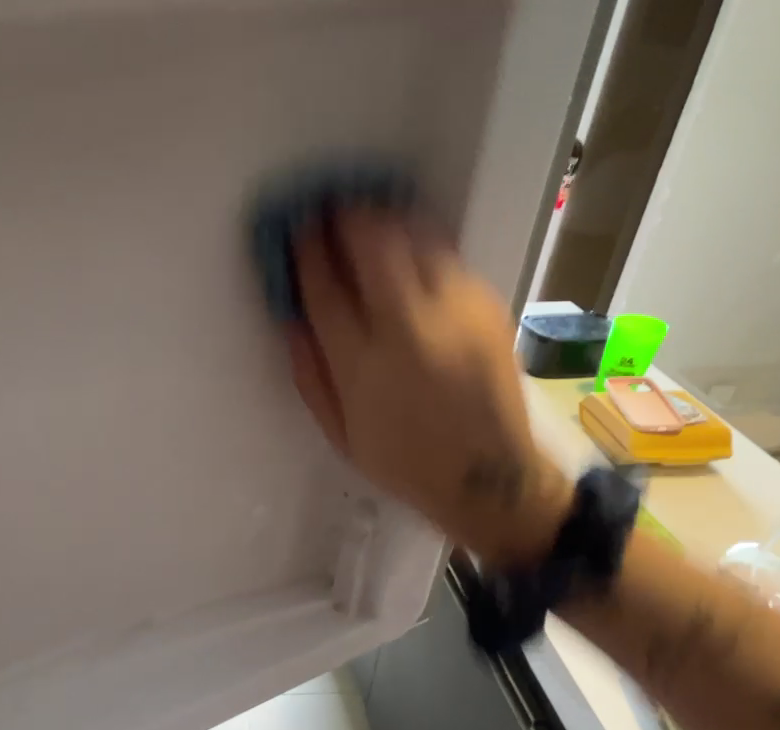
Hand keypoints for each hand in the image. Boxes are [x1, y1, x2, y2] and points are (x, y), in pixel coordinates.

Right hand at [289, 209, 570, 565]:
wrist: (490, 476)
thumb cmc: (403, 461)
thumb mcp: (339, 433)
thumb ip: (309, 375)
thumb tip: (289, 319)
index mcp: (363, 366)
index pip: (326, 289)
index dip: (308, 251)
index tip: (297, 226)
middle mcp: (410, 328)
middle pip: (374, 245)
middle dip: (348, 217)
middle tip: (332, 203)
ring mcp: (455, 311)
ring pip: (417, 238)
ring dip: (387, 218)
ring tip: (369, 209)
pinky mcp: (487, 304)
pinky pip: (447, 256)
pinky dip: (422, 241)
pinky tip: (409, 243)